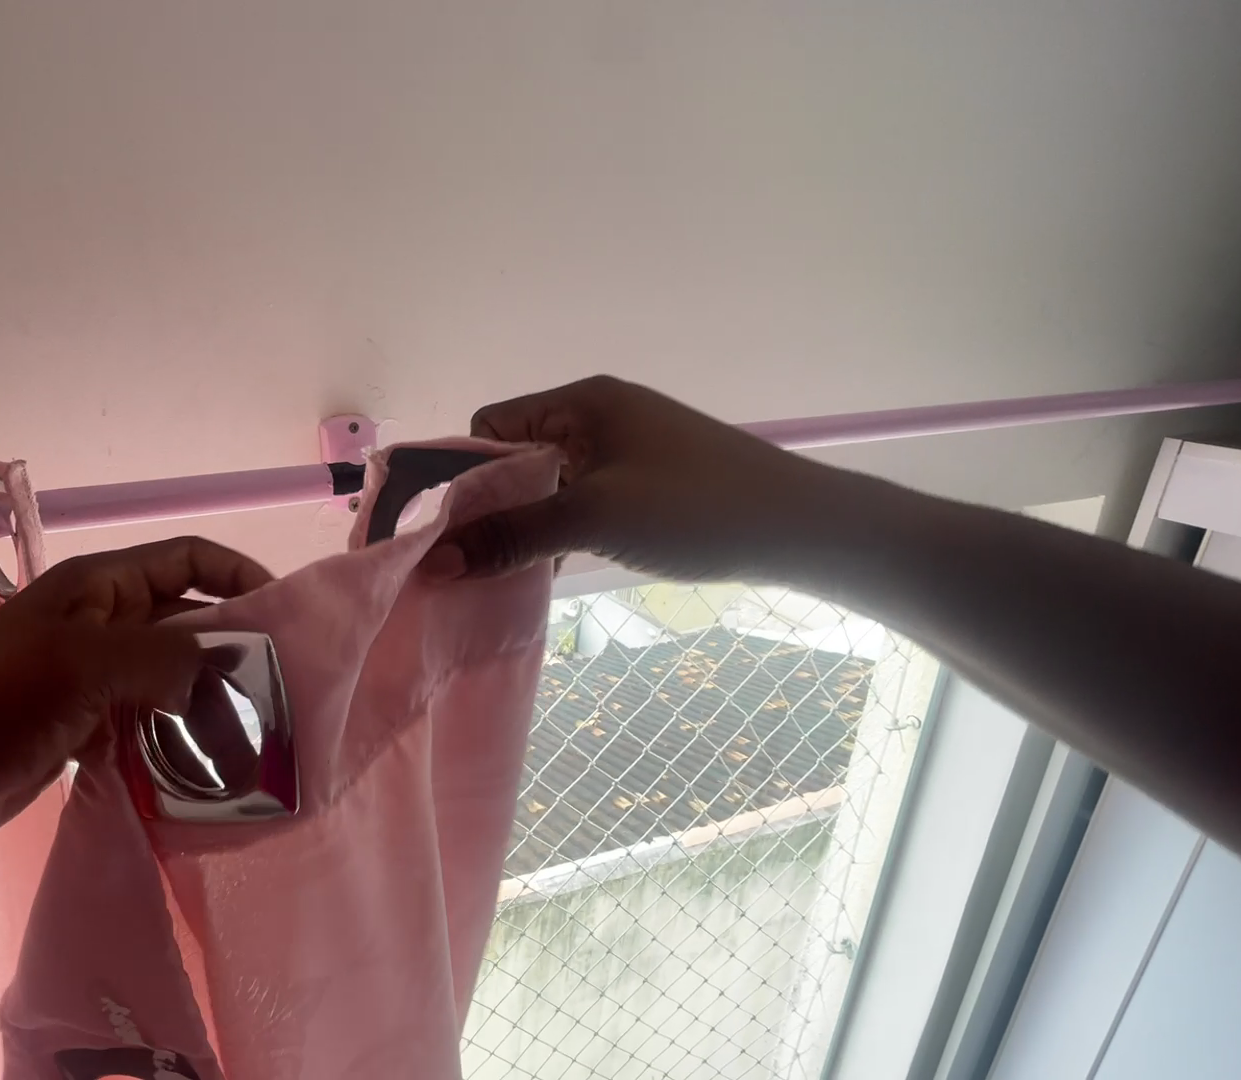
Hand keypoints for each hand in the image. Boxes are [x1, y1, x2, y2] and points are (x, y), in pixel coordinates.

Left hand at [0, 537, 273, 858]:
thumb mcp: (85, 666)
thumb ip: (165, 657)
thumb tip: (227, 668)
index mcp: (101, 585)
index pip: (188, 559)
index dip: (240, 574)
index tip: (285, 614)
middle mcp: (104, 620)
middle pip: (186, 616)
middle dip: (232, 643)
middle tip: (282, 684)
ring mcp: (96, 673)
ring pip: (172, 671)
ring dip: (209, 692)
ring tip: (257, 724)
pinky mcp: (90, 720)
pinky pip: (151, 715)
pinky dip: (180, 729)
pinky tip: (210, 756)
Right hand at [429, 375, 856, 581]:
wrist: (804, 530)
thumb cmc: (695, 509)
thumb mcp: (594, 518)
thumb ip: (511, 536)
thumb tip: (436, 563)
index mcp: (581, 401)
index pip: (491, 426)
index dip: (467, 474)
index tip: (458, 527)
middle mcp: (596, 415)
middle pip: (515, 455)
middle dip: (493, 505)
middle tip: (476, 557)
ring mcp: (620, 450)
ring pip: (545, 483)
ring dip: (526, 523)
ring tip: (512, 569)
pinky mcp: (640, 483)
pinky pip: (576, 500)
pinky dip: (559, 531)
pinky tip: (556, 566)